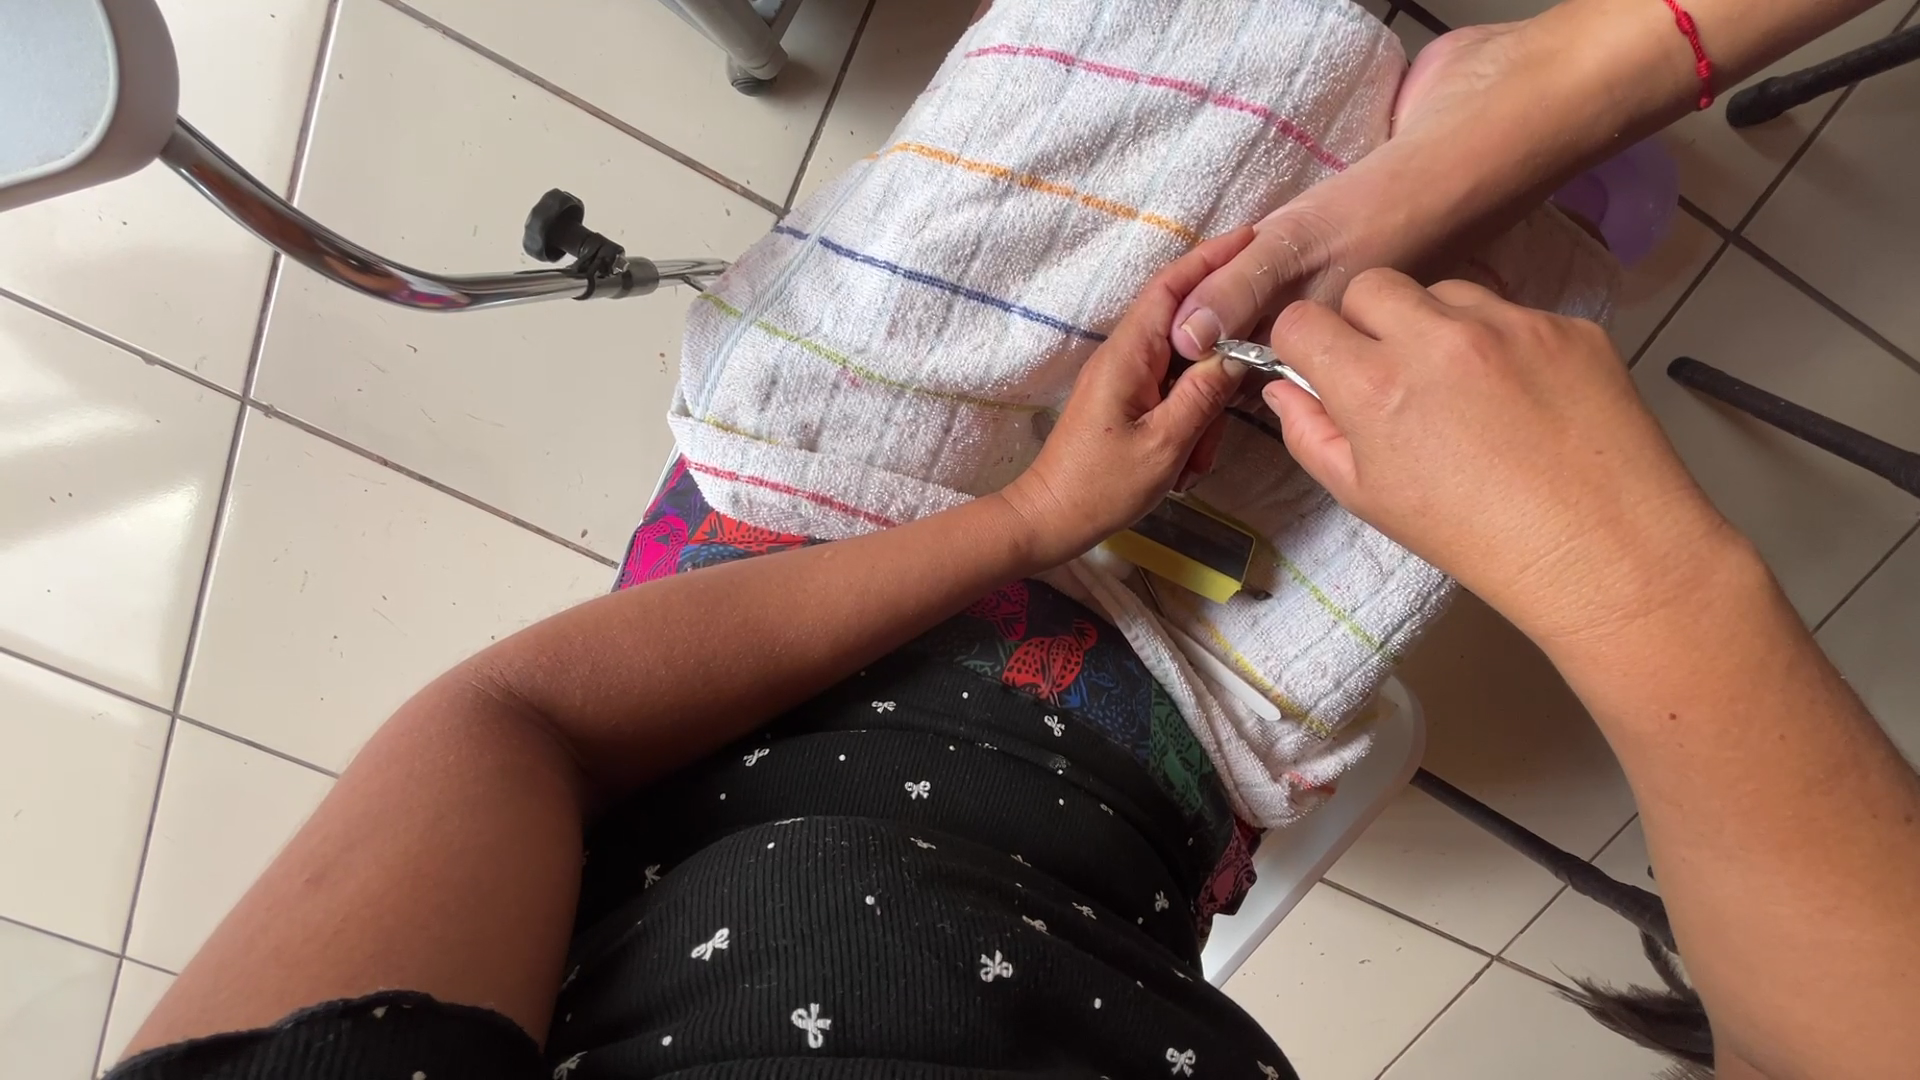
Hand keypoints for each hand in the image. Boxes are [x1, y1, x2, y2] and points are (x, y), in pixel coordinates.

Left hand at [1001, 228, 1257, 565]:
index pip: (1171, 288)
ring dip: (1202, 412)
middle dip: (1220, 367)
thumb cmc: (1101, 486)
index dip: (1212, 259)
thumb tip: (1240, 349)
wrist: (1049, 519)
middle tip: (1237, 406)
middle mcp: (1123, 358)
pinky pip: (1169, 396)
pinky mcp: (1123, 404)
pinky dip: (1186, 424)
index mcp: (1128, 355)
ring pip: (1183, 372)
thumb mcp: (1165, 443)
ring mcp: (1122, 381)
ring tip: (1196, 461)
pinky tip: (1186, 462)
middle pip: (1188, 332)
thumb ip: (1205, 393)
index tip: (1254, 237)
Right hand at [1261, 268, 1741, 645]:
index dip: (1297, 343)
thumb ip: (1308, 432)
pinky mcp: (1566, 324)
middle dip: (1359, 320)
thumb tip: (1283, 387)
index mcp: (1373, 385)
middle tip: (1381, 366)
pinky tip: (1510, 391)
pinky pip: (1506, 311)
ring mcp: (1508, 323)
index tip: (1313, 366)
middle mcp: (1436, 337)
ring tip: (1453, 380)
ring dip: (1428, 323)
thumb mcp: (1360, 494)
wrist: (1596, 545)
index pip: (1301, 320)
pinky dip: (1490, 340)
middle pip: (1369, 284)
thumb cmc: (1460, 531)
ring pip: (1440, 290)